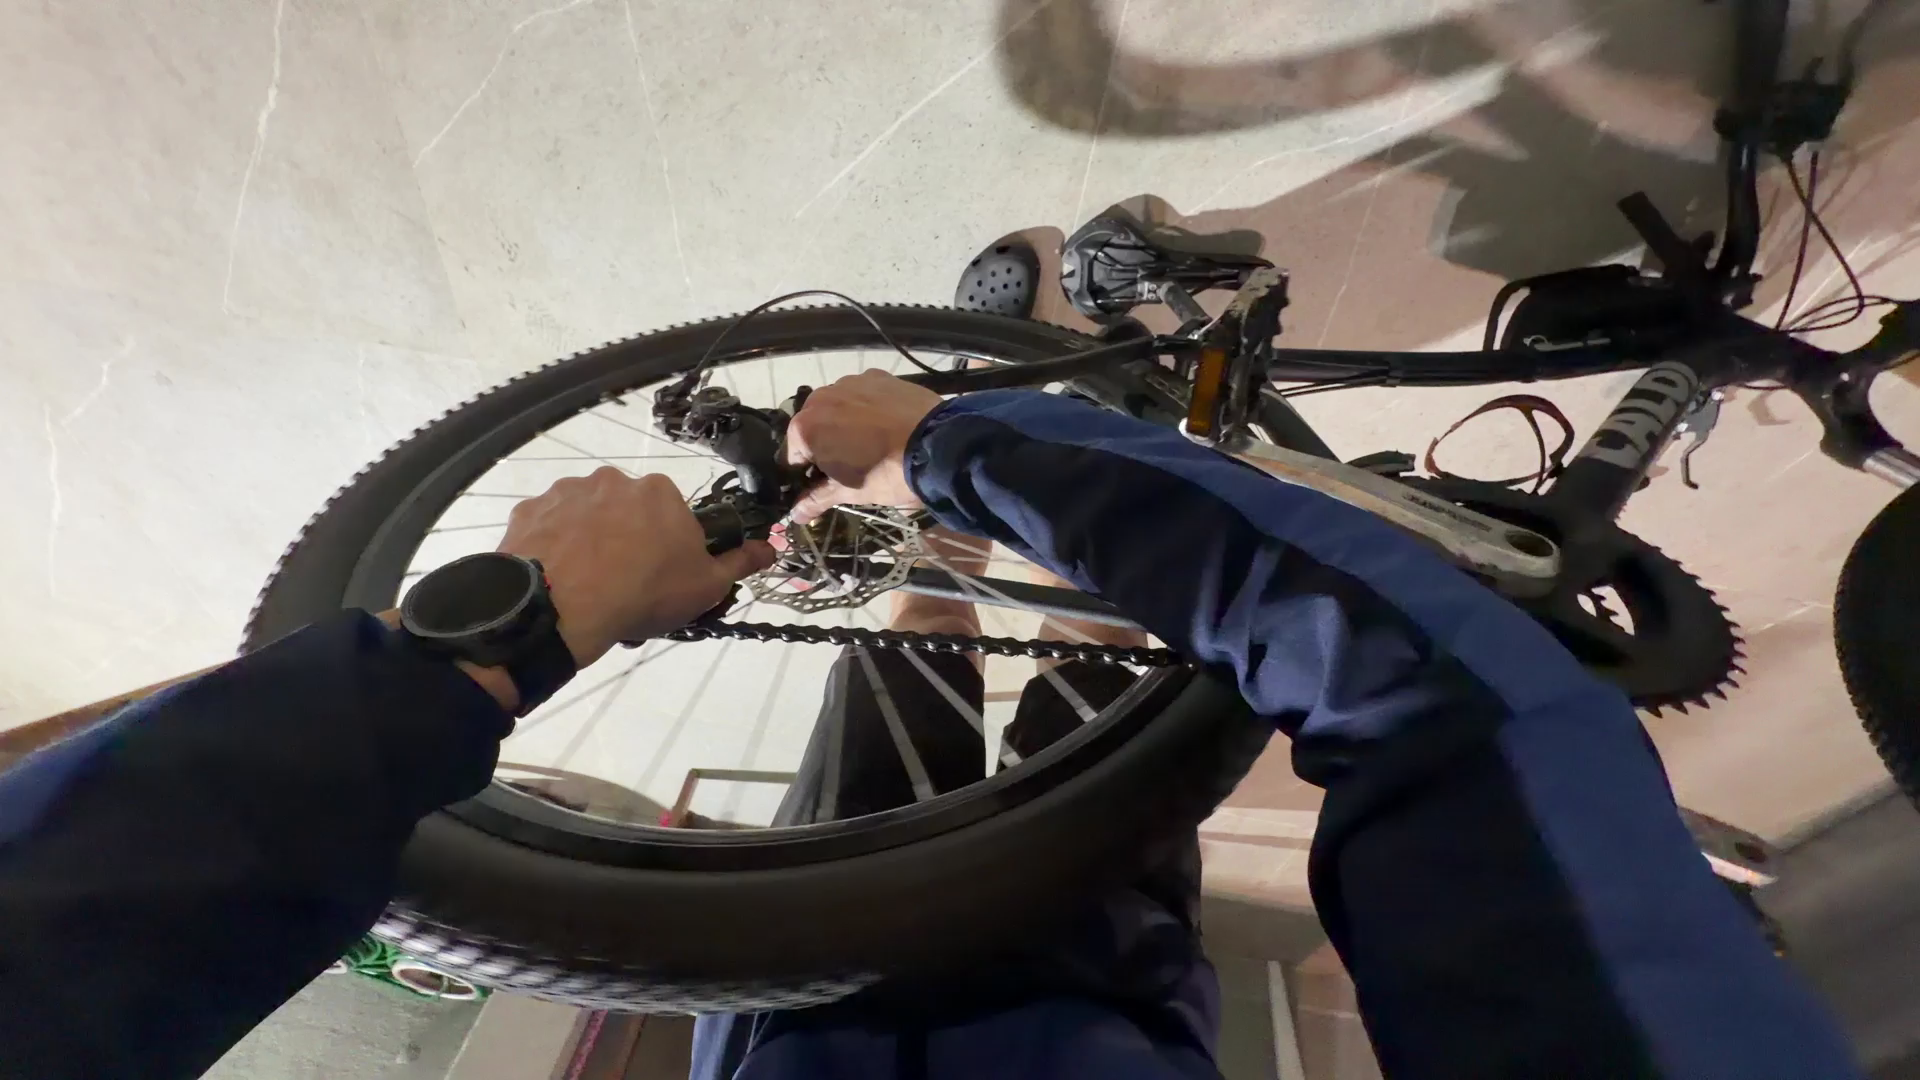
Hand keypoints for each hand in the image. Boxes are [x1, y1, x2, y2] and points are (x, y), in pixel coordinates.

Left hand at [498, 469, 774, 666]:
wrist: (560, 608)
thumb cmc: (645, 593)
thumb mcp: (706, 585)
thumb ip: (739, 562)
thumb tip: (770, 547)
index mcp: (660, 492)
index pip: (673, 512)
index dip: (671, 544)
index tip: (665, 572)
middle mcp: (613, 480)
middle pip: (629, 510)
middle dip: (630, 538)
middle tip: (628, 581)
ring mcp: (566, 491)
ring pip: (588, 516)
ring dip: (592, 539)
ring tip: (589, 584)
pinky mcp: (528, 510)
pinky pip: (550, 526)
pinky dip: (556, 545)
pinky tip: (559, 576)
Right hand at [784, 370, 942, 522]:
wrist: (937, 446)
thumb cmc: (887, 474)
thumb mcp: (851, 492)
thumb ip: (817, 499)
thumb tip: (795, 515)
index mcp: (805, 428)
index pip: (793, 457)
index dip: (807, 474)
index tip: (826, 482)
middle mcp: (820, 397)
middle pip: (814, 427)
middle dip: (827, 445)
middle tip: (853, 465)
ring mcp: (850, 382)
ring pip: (838, 407)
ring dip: (846, 423)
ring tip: (873, 443)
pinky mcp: (877, 376)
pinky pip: (863, 394)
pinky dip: (868, 408)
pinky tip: (887, 424)